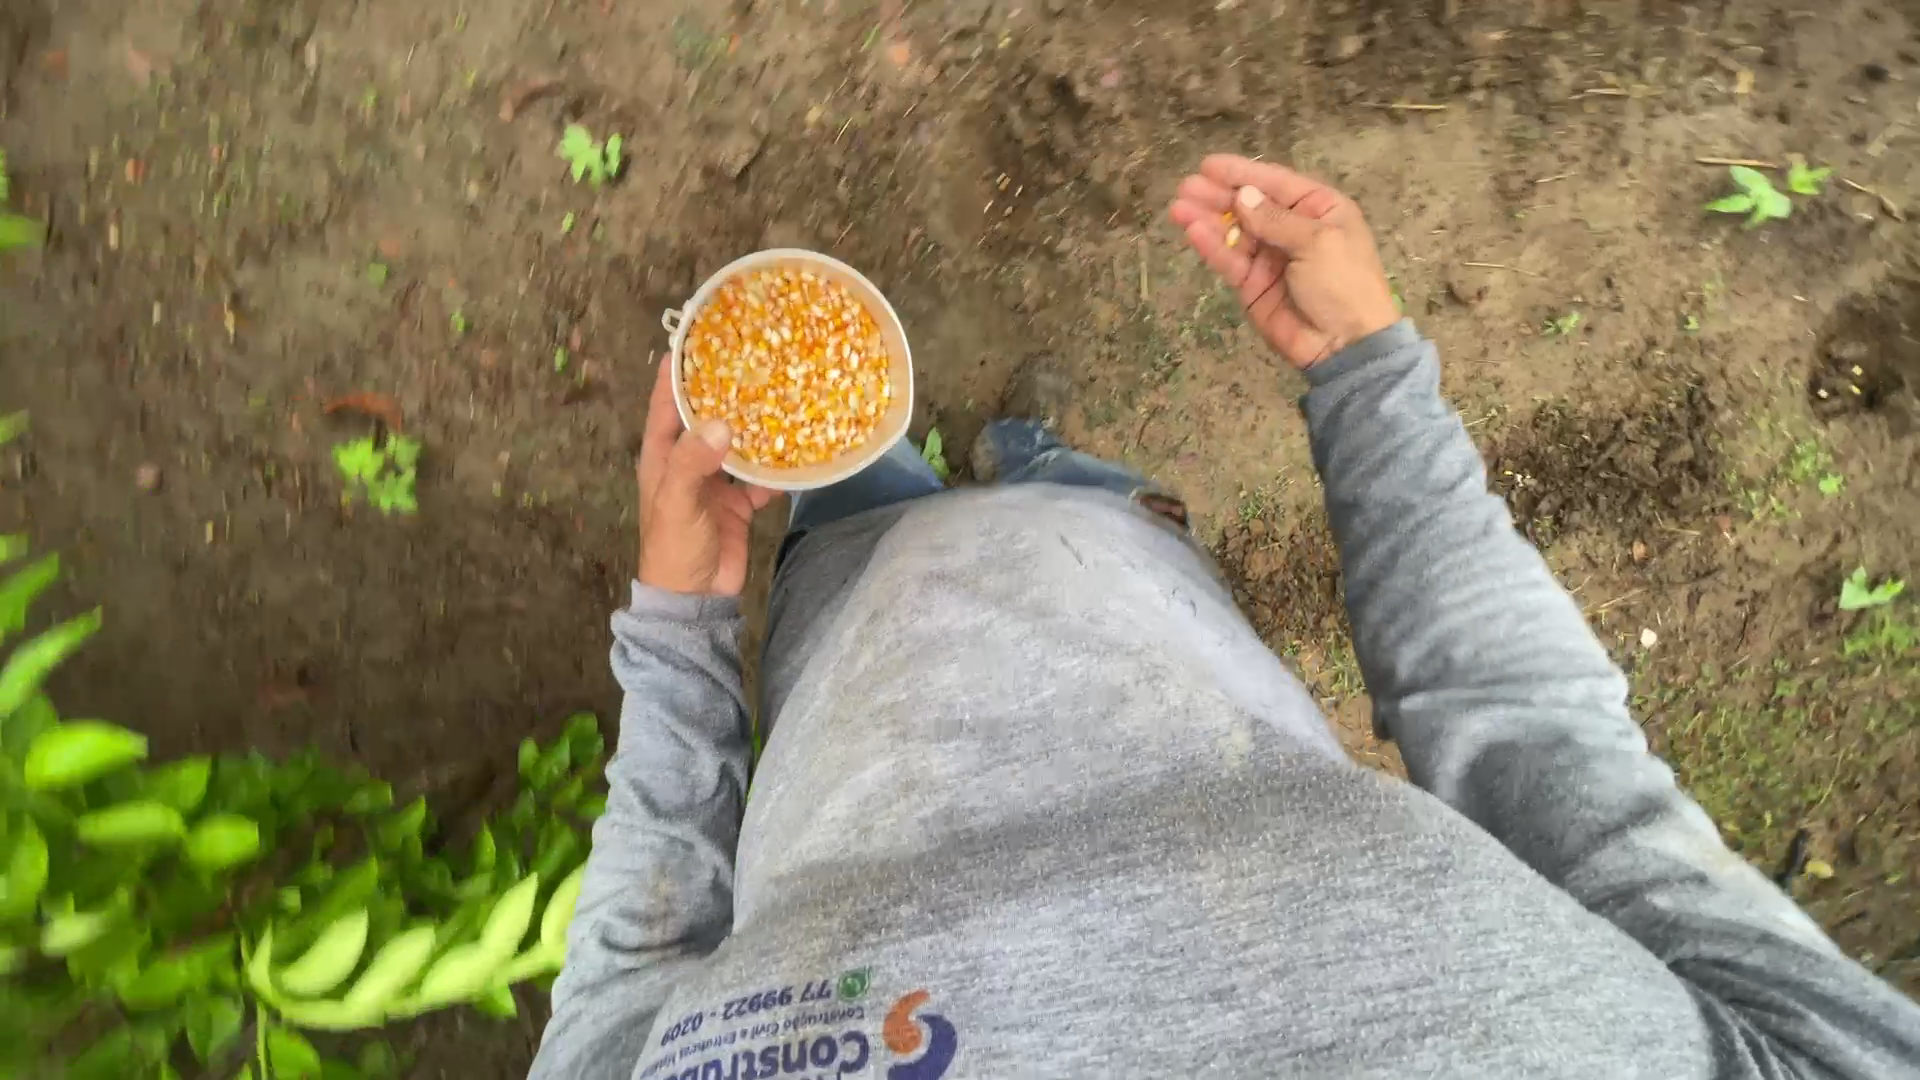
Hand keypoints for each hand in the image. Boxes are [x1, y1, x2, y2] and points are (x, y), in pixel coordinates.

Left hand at [635, 357, 774, 595]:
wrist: (696, 597)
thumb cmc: (675, 547)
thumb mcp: (677, 501)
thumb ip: (693, 462)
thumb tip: (721, 423)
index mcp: (663, 456)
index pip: (667, 404)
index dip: (678, 372)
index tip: (697, 339)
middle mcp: (689, 462)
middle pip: (708, 418)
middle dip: (727, 393)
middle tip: (753, 361)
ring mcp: (716, 483)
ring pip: (738, 445)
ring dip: (756, 427)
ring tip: (782, 396)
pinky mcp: (740, 504)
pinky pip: (762, 478)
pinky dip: (778, 467)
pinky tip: (798, 451)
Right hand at [1168, 154, 1399, 370]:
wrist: (1342, 342)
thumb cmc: (1343, 284)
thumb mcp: (1317, 242)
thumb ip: (1276, 220)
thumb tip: (1242, 196)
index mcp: (1317, 209)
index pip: (1274, 184)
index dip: (1241, 173)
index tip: (1208, 165)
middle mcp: (1290, 229)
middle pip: (1248, 207)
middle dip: (1216, 197)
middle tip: (1185, 188)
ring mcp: (1268, 258)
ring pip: (1232, 233)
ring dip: (1205, 220)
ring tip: (1178, 208)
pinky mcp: (1251, 285)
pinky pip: (1228, 261)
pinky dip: (1211, 247)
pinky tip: (1192, 232)